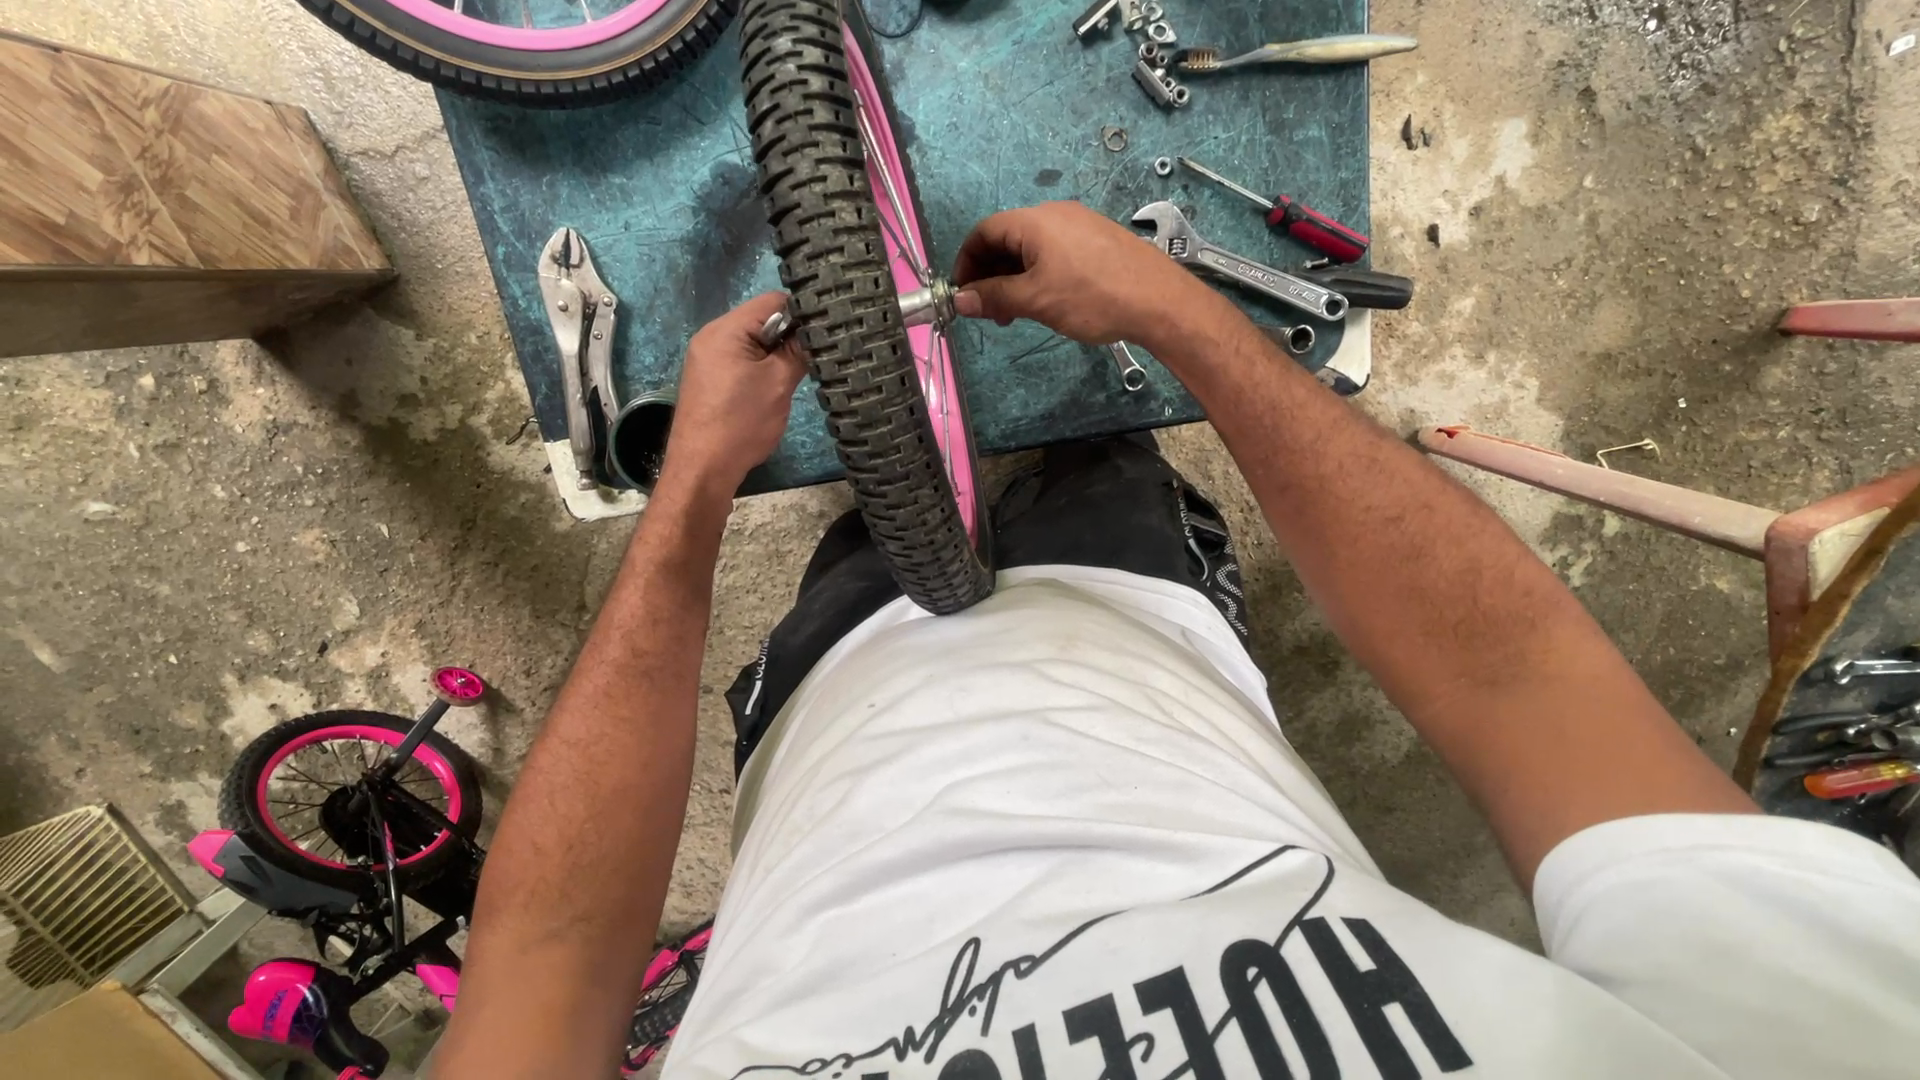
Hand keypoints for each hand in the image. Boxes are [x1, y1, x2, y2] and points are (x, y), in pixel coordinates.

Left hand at [659, 292, 807, 496]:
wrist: (703, 467)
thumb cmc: (740, 422)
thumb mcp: (778, 384)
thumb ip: (797, 352)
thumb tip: (815, 333)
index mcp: (725, 330)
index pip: (772, 301)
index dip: (802, 313)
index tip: (826, 331)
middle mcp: (712, 337)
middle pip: (761, 321)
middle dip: (789, 336)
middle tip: (816, 356)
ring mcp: (708, 360)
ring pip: (753, 344)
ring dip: (776, 356)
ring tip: (798, 374)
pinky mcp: (710, 380)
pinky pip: (742, 362)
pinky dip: (761, 370)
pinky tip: (775, 388)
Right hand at [951, 201, 1214, 347]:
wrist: (1159, 301)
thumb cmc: (1092, 297)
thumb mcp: (1036, 300)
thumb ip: (994, 297)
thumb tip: (960, 299)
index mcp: (1035, 221)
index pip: (984, 231)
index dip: (966, 261)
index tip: (962, 294)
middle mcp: (1055, 214)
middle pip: (1007, 238)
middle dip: (990, 274)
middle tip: (989, 312)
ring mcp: (1079, 226)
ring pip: (1031, 249)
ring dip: (1013, 279)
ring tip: (1015, 314)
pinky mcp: (1097, 242)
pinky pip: (1054, 253)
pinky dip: (1038, 275)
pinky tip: (1046, 303)